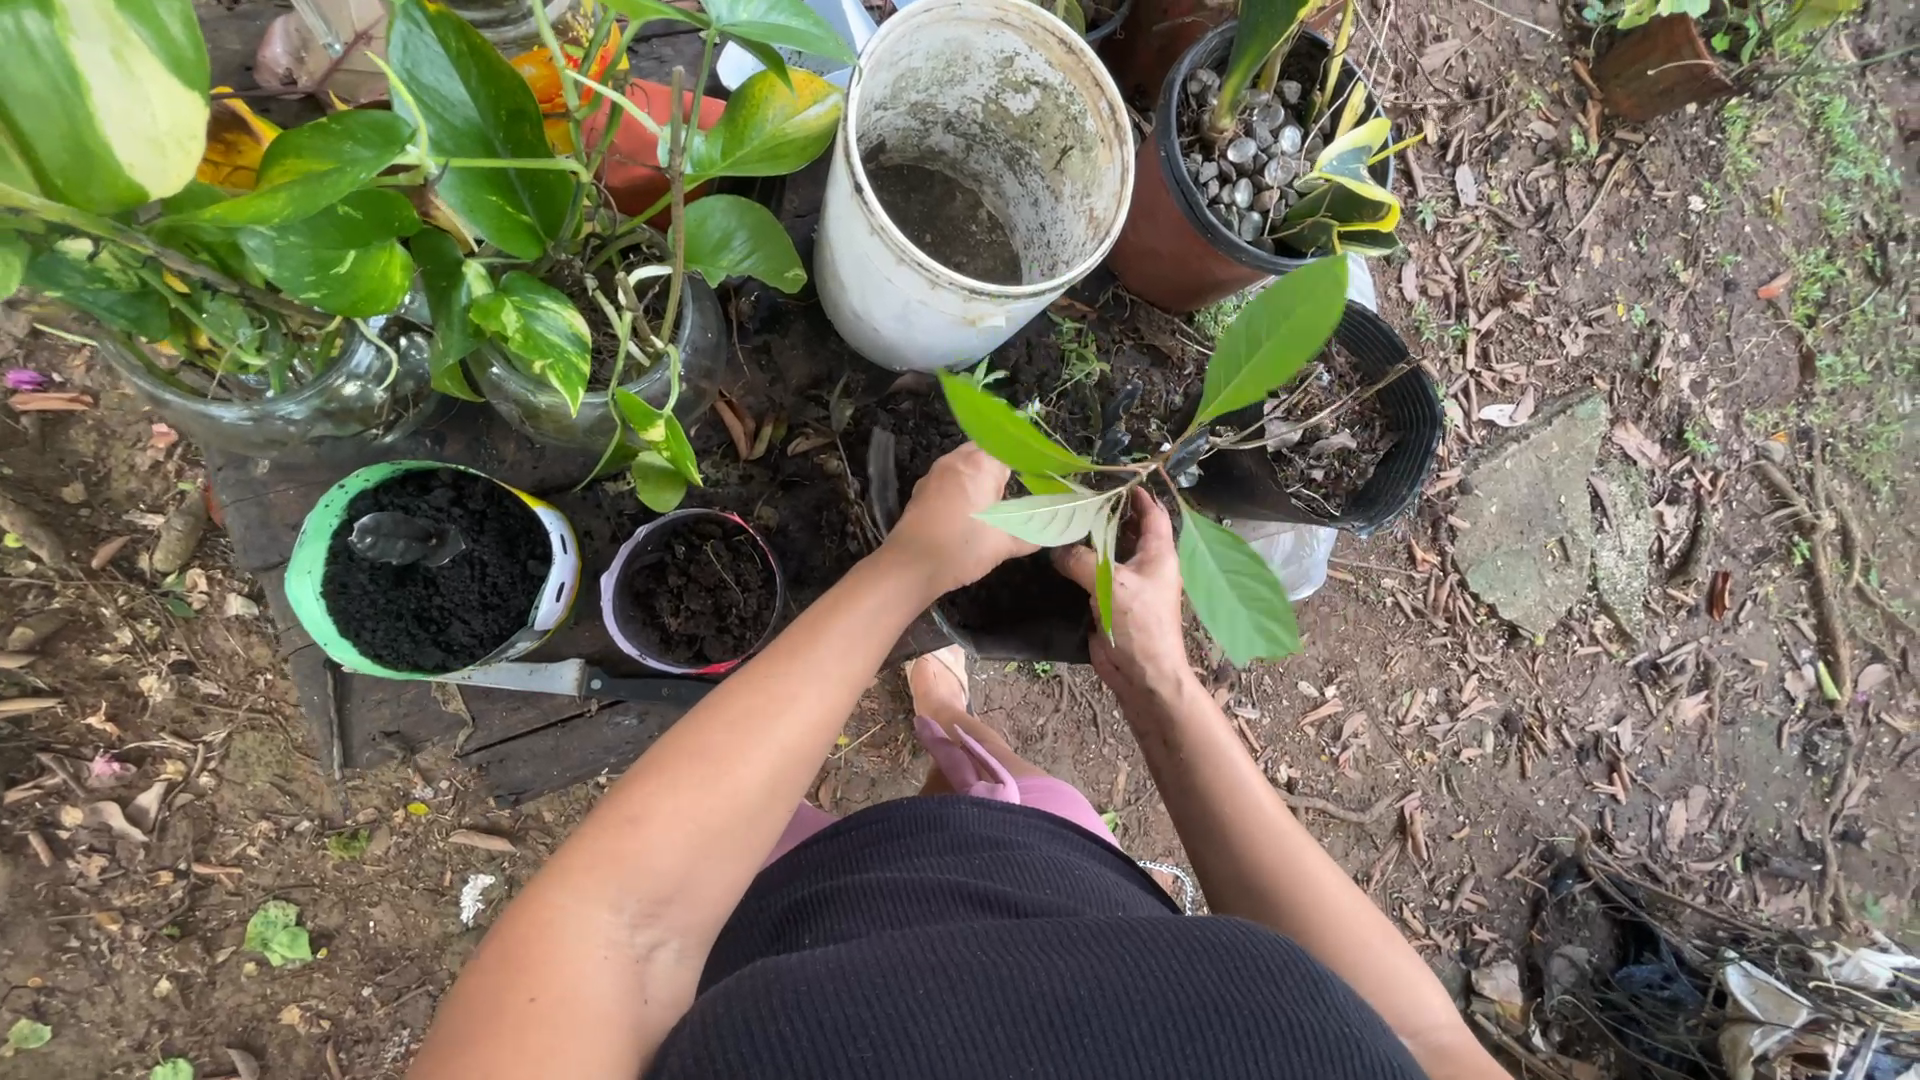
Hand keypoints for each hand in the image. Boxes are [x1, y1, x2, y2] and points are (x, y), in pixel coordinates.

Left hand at [881, 443, 1038, 597]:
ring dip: (980, 477)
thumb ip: (1032, 535)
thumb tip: (1050, 533)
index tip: (1039, 475)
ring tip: (997, 500)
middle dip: (1003, 466)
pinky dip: (962, 488)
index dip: (1027, 460)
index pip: (1011, 447)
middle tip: (1021, 487)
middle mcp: (955, 460)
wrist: (911, 566)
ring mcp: (935, 474)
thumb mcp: (1004, 544)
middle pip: (986, 451)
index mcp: (979, 463)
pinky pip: (950, 479)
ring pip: (965, 464)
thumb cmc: (961, 548)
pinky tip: (970, 510)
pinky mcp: (922, 490)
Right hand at [1054, 487, 1194, 703]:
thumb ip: (1080, 559)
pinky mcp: (1110, 603)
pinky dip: (1080, 564)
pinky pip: (1094, 576)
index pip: (1153, 514)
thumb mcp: (1109, 583)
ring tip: (1063, 521)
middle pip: (1127, 531)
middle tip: (1077, 498)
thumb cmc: (1138, 623)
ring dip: (1090, 540)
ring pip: (1108, 553)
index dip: (1138, 495)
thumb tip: (1056, 549)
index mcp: (1158, 554)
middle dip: (1106, 514)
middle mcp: (1146, 565)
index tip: (1116, 479)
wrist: (1143, 673)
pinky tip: (1058, 555)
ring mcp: (1128, 585)